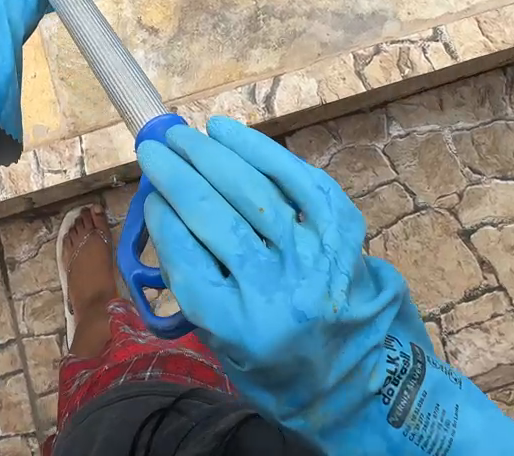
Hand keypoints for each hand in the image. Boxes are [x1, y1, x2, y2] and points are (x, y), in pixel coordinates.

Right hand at [137, 117, 513, 455]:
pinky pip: (296, 178)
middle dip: (176, 173)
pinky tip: (226, 132)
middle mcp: (278, 294)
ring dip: (210, 154)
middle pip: (213, 216)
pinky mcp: (343, 231)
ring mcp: (315, 259)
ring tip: (184, 136)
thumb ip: (191, 276)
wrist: (366, 381)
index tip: (148, 194)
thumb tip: (163, 207)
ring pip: (252, 190)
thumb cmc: (278, 363)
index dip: (160, 217)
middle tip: (153, 148)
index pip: (185, 257)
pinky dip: (258, 149)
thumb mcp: (222, 341)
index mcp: (239, 328)